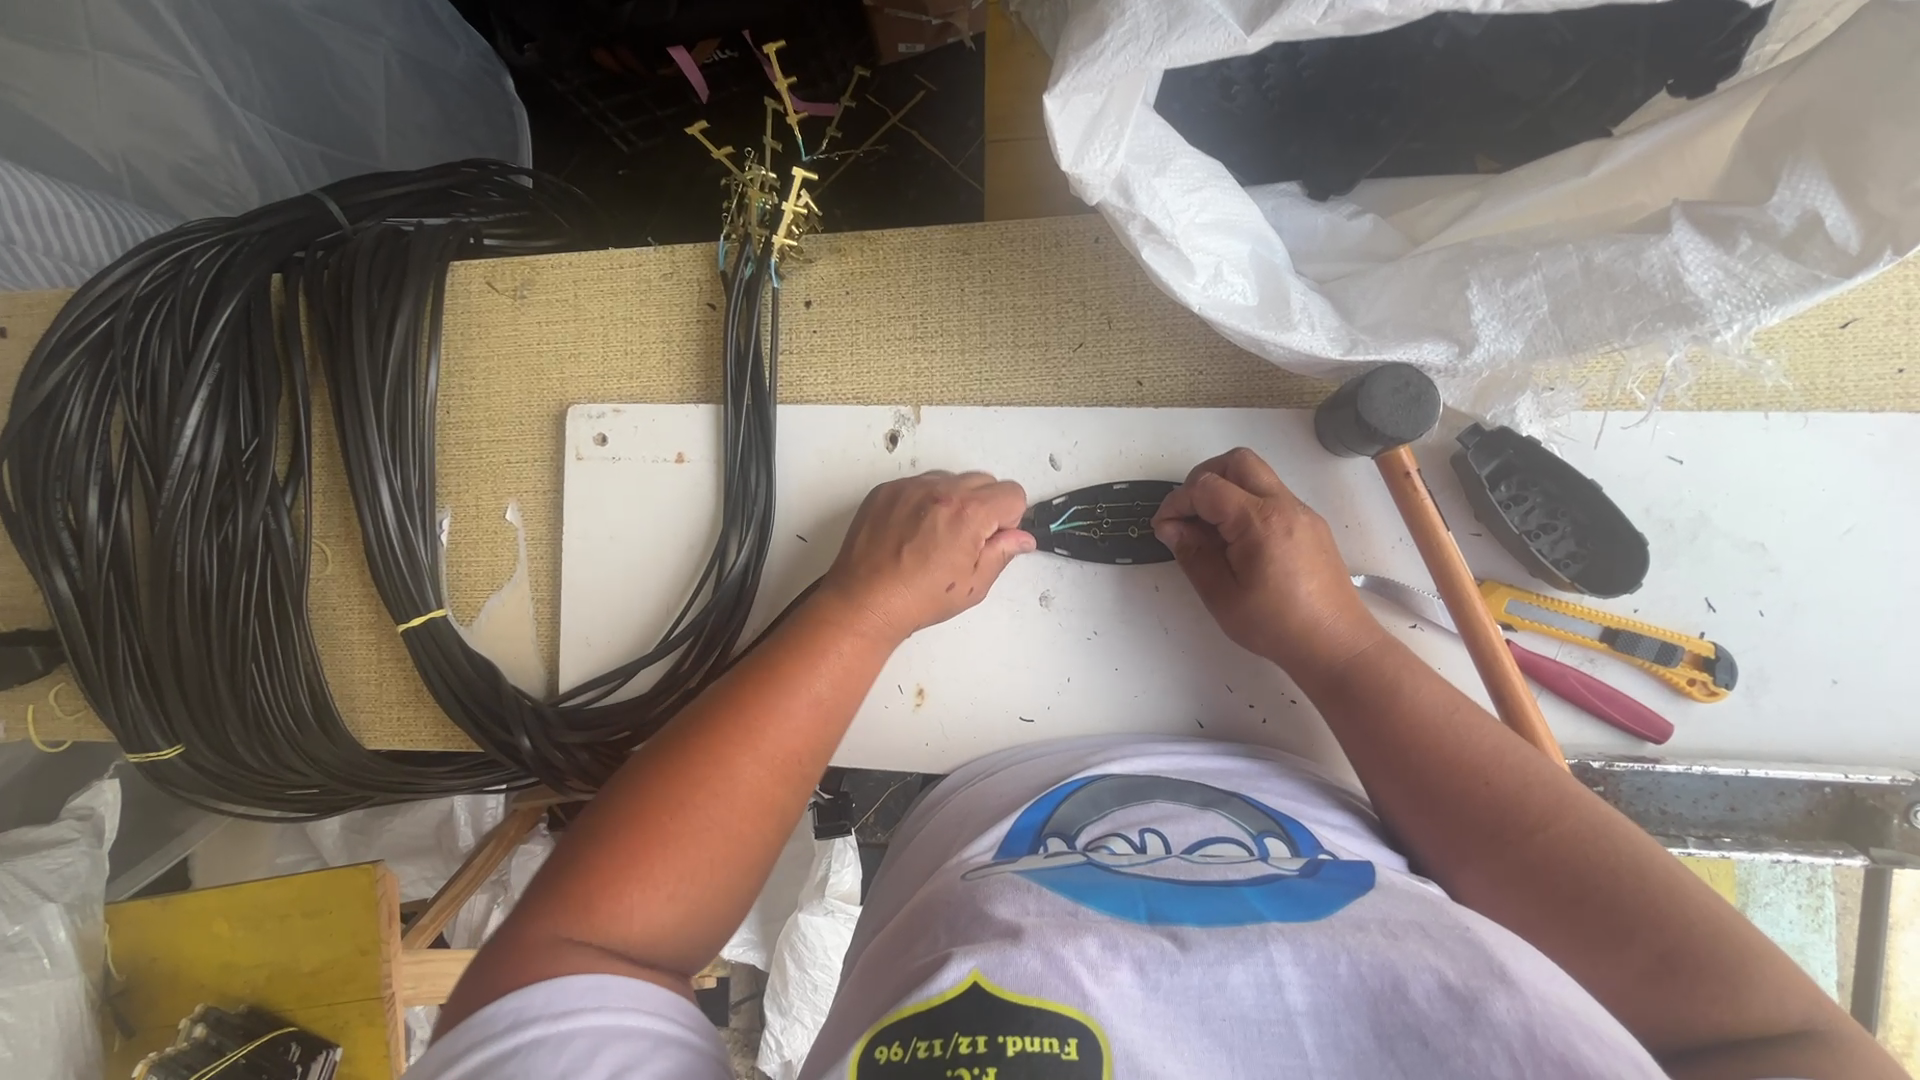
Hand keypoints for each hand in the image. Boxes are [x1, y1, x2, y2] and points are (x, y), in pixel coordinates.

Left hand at [818, 470, 1034, 642]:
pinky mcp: (887, 491)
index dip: (1009, 519)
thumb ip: (1003, 553)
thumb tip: (1021, 539)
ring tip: (936, 538)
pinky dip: (923, 501)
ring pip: (950, 480)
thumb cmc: (915, 598)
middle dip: (984, 507)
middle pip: (984, 481)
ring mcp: (909, 488)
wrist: (865, 602)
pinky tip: (914, 533)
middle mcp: (939, 491)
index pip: (1012, 493)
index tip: (992, 538)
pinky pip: (918, 484)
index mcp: (968, 513)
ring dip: (953, 501)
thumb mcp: (974, 584)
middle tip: (966, 541)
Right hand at [1152, 448, 1384, 674]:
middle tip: (1187, 514)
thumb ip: (1193, 554)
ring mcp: (1302, 512)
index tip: (1164, 528)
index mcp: (1260, 521)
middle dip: (1202, 479)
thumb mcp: (1221, 596)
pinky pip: (1271, 496)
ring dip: (1226, 490)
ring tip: (1209, 529)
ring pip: (1256, 475)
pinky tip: (1235, 541)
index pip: (1207, 487)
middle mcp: (1284, 505)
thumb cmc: (1276, 625)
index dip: (1177, 502)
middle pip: (1237, 461)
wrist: (1336, 644)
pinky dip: (1245, 504)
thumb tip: (1171, 528)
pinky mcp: (1310, 525)